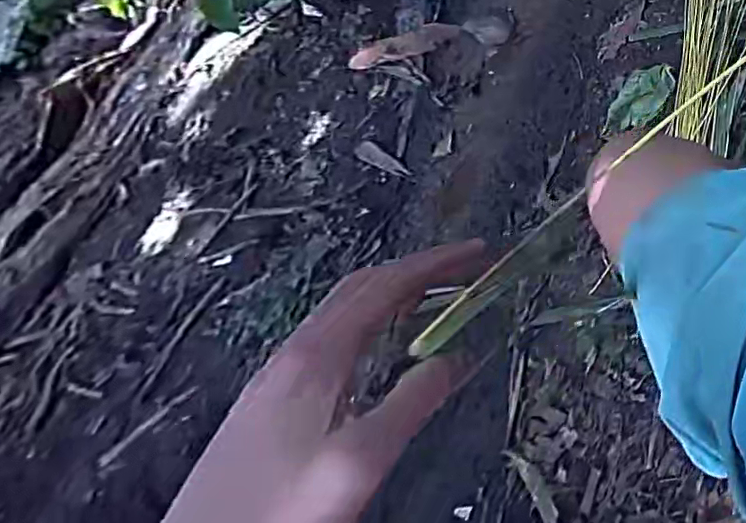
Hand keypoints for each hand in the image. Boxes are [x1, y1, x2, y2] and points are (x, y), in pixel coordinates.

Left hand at [164, 241, 485, 522]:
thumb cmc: (277, 513)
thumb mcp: (360, 461)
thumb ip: (414, 400)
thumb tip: (456, 357)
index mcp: (316, 356)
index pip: (386, 284)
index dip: (437, 261)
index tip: (479, 250)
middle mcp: (292, 356)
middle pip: (362, 286)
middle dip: (419, 267)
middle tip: (466, 268)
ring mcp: (273, 380)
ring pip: (344, 310)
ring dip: (396, 290)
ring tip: (438, 298)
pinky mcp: (266, 405)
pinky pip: (332, 336)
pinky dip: (374, 318)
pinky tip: (387, 344)